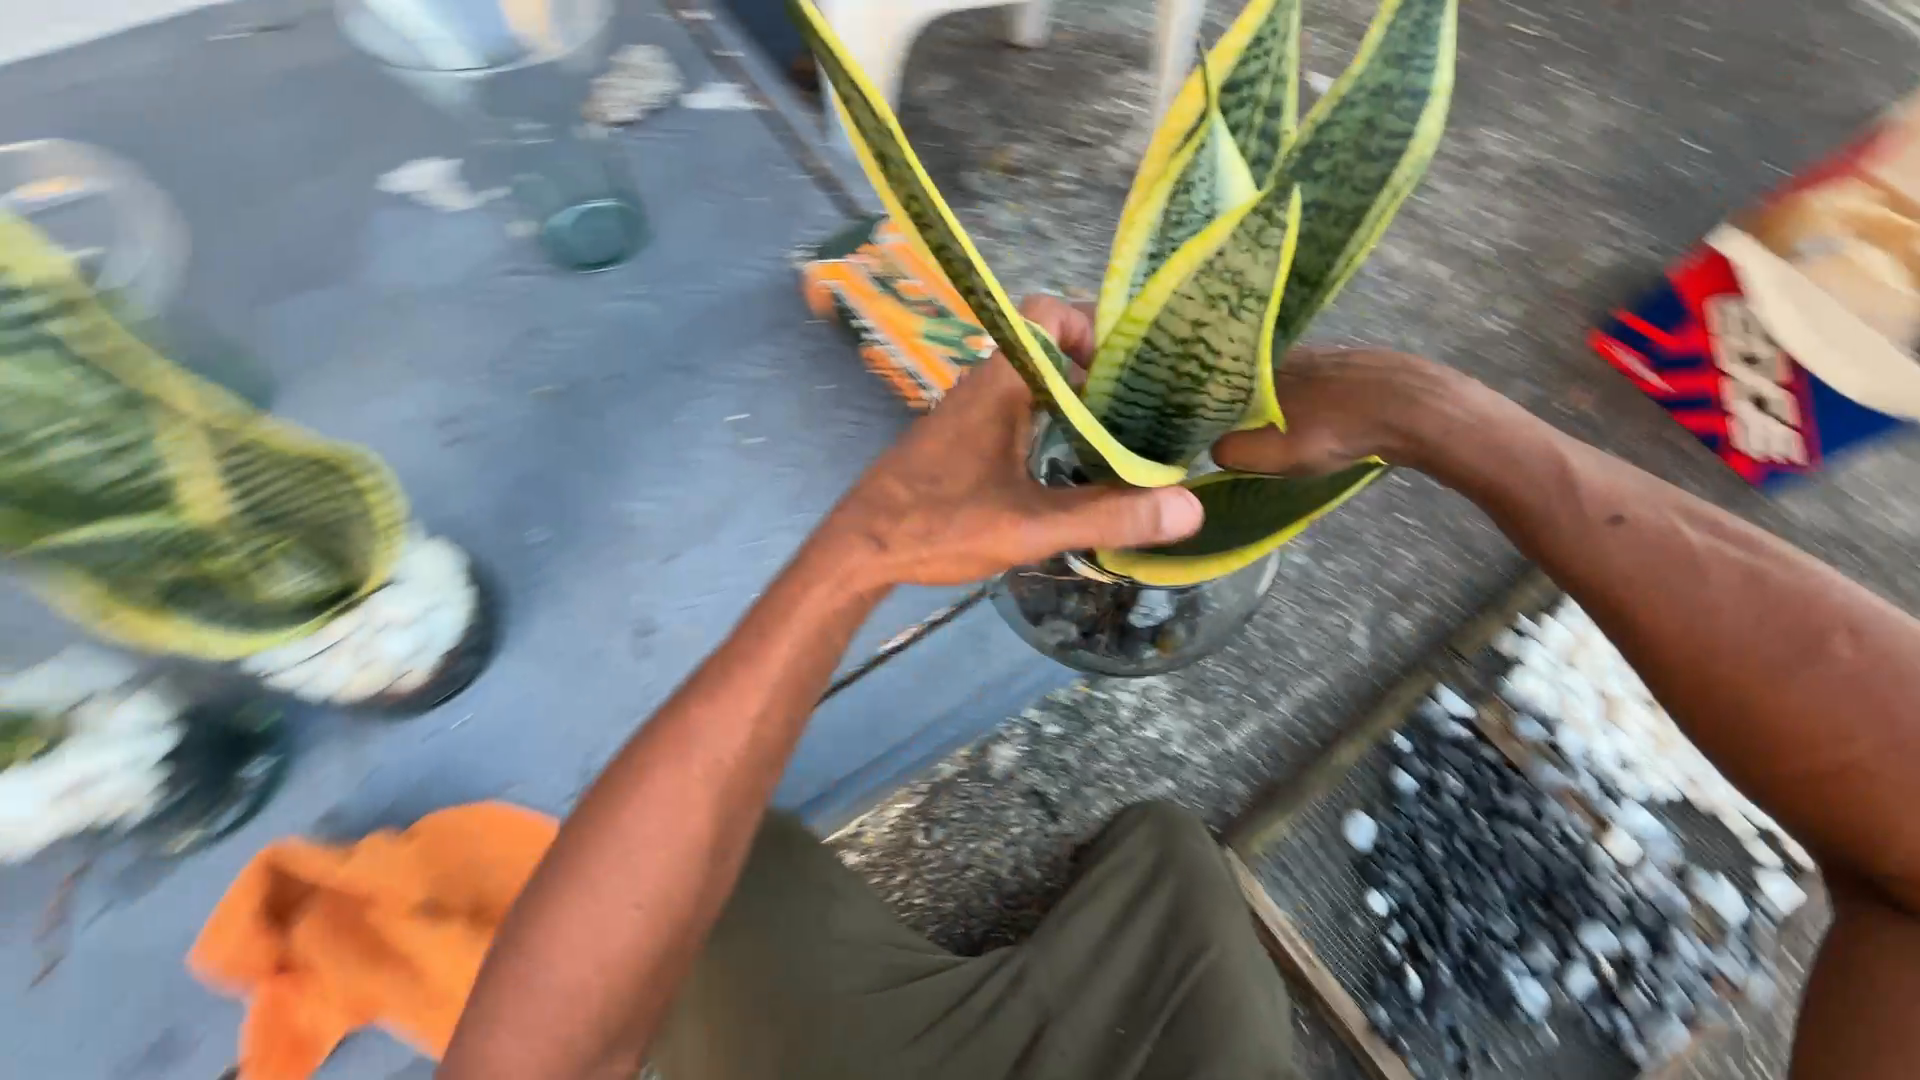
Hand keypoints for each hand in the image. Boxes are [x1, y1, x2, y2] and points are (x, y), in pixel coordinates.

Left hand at [815, 296, 1203, 589]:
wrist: (858, 549)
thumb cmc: (937, 525)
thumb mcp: (1029, 526)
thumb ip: (1108, 516)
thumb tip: (1190, 506)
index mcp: (999, 383)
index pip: (1048, 313)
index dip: (1094, 327)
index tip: (1132, 370)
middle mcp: (983, 386)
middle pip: (1048, 349)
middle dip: (1098, 371)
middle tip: (1143, 409)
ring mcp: (967, 413)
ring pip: (1031, 384)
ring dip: (1073, 401)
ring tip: (1119, 439)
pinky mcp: (959, 441)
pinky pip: (1013, 412)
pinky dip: (1046, 424)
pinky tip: (1066, 467)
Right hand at [1212, 346, 1479, 475]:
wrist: (1413, 408)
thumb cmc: (1334, 431)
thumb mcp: (1271, 452)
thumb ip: (1231, 450)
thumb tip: (1216, 447)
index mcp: (1260, 367)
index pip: (1222, 383)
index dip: (1212, 406)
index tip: (1211, 427)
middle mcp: (1288, 351)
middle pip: (1254, 380)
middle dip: (1245, 404)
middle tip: (1249, 434)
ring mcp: (1326, 353)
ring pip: (1288, 379)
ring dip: (1282, 401)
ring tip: (1285, 428)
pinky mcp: (1357, 362)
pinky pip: (1320, 381)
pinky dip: (1314, 399)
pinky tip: (1323, 418)